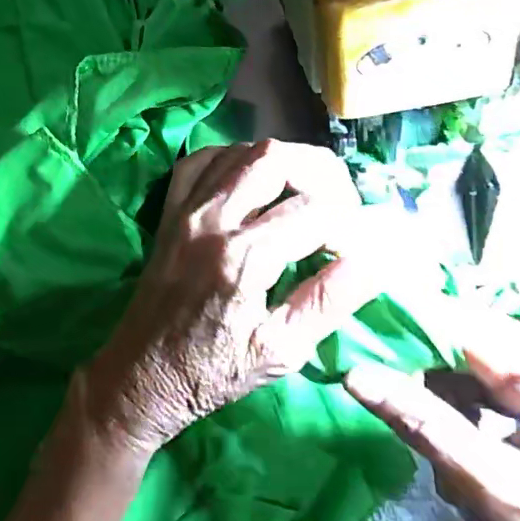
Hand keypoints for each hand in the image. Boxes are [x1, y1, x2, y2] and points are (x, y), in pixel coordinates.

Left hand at [81, 140, 370, 455]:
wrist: (144, 369)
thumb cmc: (213, 370)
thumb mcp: (281, 350)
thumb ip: (328, 300)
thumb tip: (375, 260)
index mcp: (243, 258)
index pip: (314, 209)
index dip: (348, 221)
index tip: (357, 243)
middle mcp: (212, 221)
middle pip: (275, 158)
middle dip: (319, 172)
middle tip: (339, 203)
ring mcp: (186, 209)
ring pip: (239, 151)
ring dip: (281, 162)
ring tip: (304, 193)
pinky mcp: (169, 210)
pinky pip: (200, 160)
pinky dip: (233, 158)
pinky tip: (253, 181)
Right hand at [343, 320, 519, 520]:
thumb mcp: (504, 491)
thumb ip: (427, 428)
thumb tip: (352, 376)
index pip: (449, 317)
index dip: (388, 313)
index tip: (334, 320)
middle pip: (444, 327)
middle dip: (399, 353)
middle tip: (358, 381)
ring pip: (448, 346)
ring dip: (417, 376)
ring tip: (401, 415)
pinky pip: (464, 367)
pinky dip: (440, 392)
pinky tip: (439, 426)